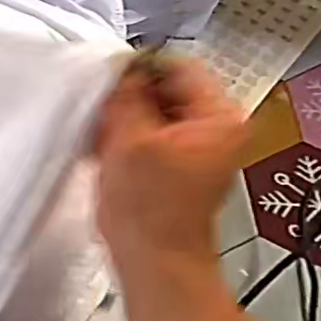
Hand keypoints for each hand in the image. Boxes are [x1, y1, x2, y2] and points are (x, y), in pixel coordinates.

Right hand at [95, 58, 246, 263]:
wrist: (150, 252)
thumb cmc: (150, 206)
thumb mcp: (130, 140)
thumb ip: (126, 97)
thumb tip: (122, 68)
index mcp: (220, 117)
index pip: (180, 68)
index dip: (140, 68)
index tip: (107, 76)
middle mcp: (213, 128)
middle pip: (164, 89)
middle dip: (126, 97)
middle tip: (100, 111)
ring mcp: (191, 145)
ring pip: (149, 111)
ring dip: (120, 118)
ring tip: (101, 134)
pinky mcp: (170, 161)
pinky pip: (143, 133)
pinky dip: (120, 135)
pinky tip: (102, 149)